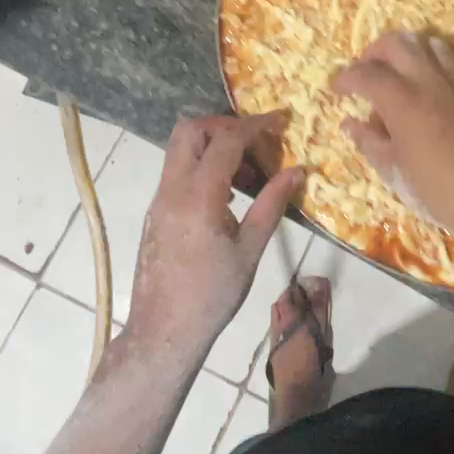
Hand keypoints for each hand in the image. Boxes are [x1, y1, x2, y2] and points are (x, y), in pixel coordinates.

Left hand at [130, 113, 303, 351]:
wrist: (163, 332)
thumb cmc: (212, 295)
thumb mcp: (250, 250)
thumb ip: (271, 204)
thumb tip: (297, 170)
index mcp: (198, 196)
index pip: (225, 140)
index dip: (255, 125)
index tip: (281, 122)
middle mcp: (172, 188)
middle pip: (190, 129)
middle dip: (225, 125)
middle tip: (256, 142)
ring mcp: (159, 199)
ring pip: (180, 148)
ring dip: (213, 146)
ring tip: (248, 173)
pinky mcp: (156, 211)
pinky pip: (177, 171)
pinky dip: (203, 166)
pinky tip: (229, 195)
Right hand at [332, 31, 453, 255]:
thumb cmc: (442, 195)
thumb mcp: (396, 174)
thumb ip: (369, 143)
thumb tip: (350, 124)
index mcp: (404, 102)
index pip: (365, 74)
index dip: (345, 78)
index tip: (337, 90)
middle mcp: (432, 83)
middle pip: (398, 43)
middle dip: (374, 52)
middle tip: (366, 73)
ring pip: (432, 47)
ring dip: (410, 55)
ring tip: (402, 79)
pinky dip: (438, 75)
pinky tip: (436, 102)